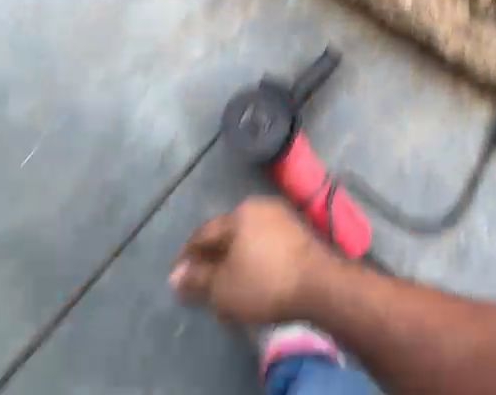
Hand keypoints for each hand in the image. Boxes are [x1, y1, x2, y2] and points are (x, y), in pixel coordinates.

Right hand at [169, 197, 338, 324]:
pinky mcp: (299, 233)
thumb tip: (176, 275)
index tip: (177, 277)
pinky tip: (252, 282)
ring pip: (248, 240)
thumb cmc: (264, 282)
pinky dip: (254, 261)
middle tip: (200, 284)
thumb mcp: (222, 286)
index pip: (203, 233)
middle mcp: (261, 207)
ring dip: (234, 262)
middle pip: (227, 234)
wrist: (319, 284)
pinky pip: (266, 245)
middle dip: (212, 259)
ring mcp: (283, 217)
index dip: (187, 256)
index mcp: (240, 213)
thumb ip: (197, 279)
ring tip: (225, 287)